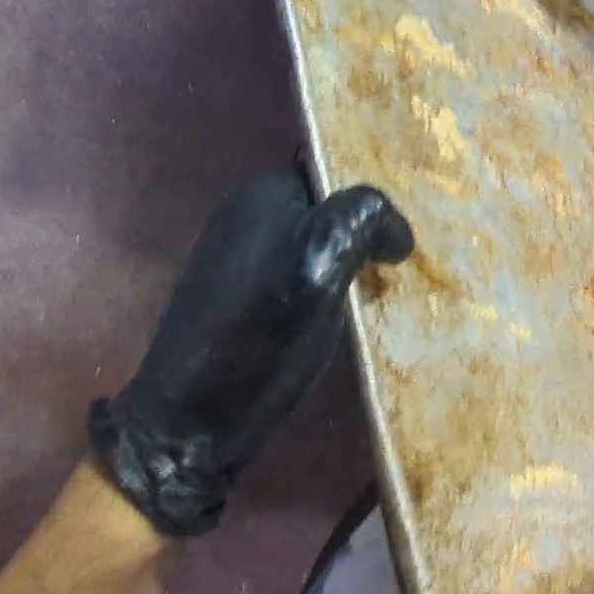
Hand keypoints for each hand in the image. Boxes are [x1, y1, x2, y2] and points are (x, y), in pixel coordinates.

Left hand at [88, 172, 412, 536]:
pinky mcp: (236, 300)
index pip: (331, 172)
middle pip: (324, 210)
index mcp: (263, 193)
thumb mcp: (324, 258)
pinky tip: (344, 322)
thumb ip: (364, 220)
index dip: (368, 201)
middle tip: (398, 270)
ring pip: (313, 247)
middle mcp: (245, 216)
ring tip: (380, 298)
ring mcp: (237, 259)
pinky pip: (296, 277)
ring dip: (347, 268)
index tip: (401, 236)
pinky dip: (325, 293)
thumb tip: (396, 233)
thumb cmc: (262, 330)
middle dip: (362, 235)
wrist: (192, 421)